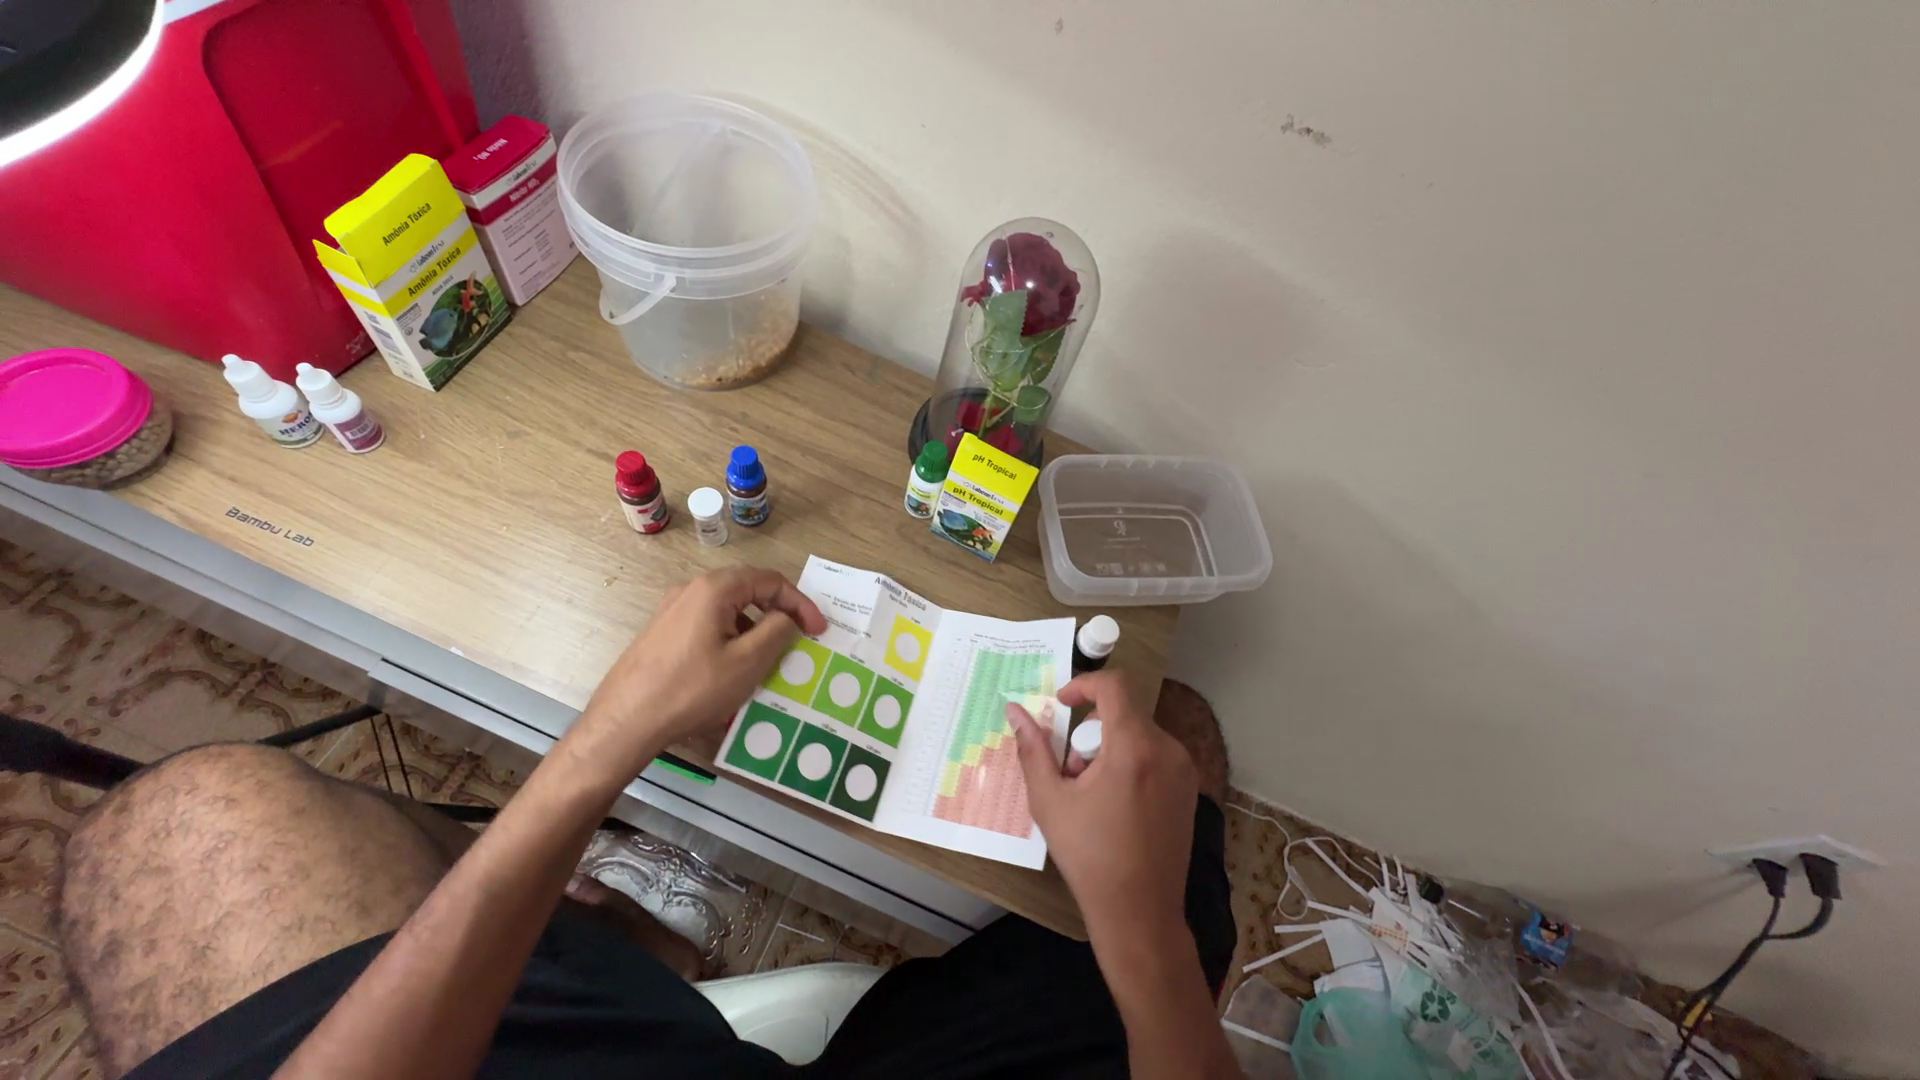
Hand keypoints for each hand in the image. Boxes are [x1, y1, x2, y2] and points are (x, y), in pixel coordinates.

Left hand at [565, 567, 825, 779]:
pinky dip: (732, 636)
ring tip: (771, 656)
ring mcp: (672, 610)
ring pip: (727, 608)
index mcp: (715, 588)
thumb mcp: (748, 662)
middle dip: (779, 611)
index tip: (818, 631)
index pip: (771, 581)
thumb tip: (786, 617)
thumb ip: (777, 631)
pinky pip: (708, 624)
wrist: (626, 721)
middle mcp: (691, 589)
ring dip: (755, 626)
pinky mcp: (662, 632)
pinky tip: (735, 666)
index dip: (801, 604)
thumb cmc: (692, 689)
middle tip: (801, 637)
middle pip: (748, 589)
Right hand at [1009, 671, 1198, 937]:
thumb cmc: (1090, 856)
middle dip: (1090, 731)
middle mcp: (1167, 749)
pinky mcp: (1190, 789)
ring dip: (1110, 748)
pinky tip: (1116, 804)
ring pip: (1139, 734)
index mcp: (1134, 747)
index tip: (1061, 705)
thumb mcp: (1049, 800)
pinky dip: (1131, 763)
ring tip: (1091, 792)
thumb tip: (1015, 711)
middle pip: (1123, 713)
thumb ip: (1032, 749)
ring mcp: (1184, 770)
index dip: (1083, 685)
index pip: (1114, 686)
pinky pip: (1155, 755)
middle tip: (1071, 771)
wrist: (1140, 912)